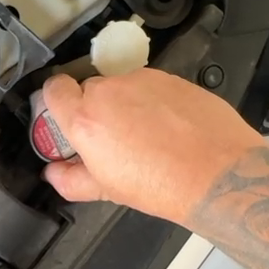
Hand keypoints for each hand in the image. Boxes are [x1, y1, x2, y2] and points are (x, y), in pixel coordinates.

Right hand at [40, 70, 266, 223]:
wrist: (214, 172)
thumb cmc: (160, 184)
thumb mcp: (105, 190)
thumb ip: (70, 180)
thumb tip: (55, 174)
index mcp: (85, 119)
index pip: (53, 89)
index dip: (55, 102)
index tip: (62, 118)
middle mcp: (111, 92)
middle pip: (88, 90)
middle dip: (93, 110)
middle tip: (105, 139)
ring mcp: (143, 81)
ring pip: (121, 88)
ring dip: (123, 106)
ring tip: (140, 139)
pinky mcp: (171, 78)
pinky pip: (149, 87)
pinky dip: (150, 104)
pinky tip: (163, 130)